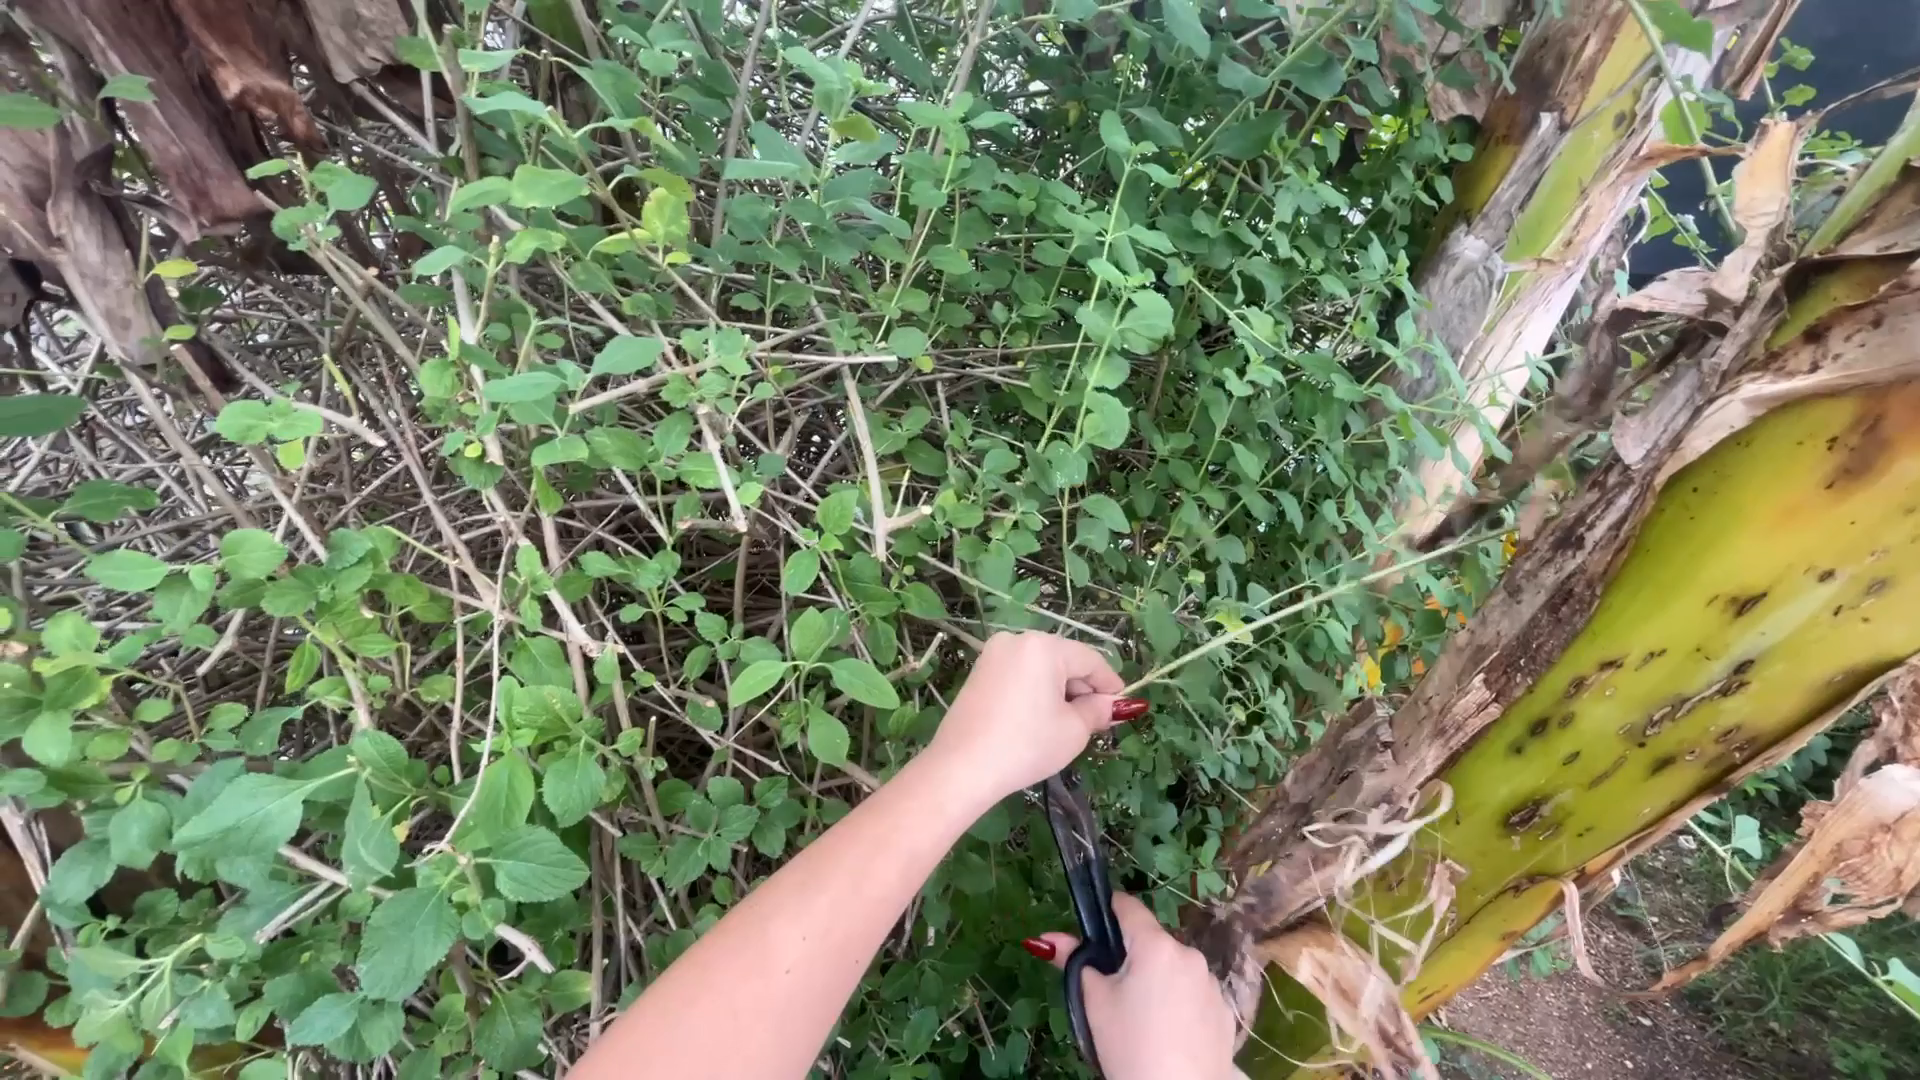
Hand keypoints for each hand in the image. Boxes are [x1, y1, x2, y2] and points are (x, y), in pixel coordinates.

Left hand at [925, 631, 1139, 800]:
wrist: (963, 766)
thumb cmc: (1026, 745)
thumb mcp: (1073, 730)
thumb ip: (1097, 710)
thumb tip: (1110, 704)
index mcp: (1043, 646)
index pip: (1089, 659)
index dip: (1110, 683)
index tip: (1123, 704)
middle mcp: (1017, 640)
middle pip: (1064, 659)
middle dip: (1082, 687)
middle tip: (1097, 719)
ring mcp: (994, 654)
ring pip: (1041, 667)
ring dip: (1059, 690)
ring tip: (1068, 723)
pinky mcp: (979, 672)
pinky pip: (1019, 674)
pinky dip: (1035, 690)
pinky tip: (1040, 718)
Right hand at [1028, 894, 1241, 1079]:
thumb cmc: (1129, 1047)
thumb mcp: (1094, 1002)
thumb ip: (1073, 959)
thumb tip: (1044, 938)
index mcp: (1155, 945)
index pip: (1129, 907)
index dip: (1109, 913)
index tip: (1097, 932)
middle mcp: (1189, 955)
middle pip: (1152, 943)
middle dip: (1132, 959)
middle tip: (1115, 993)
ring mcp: (1212, 985)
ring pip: (1175, 970)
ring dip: (1158, 981)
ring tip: (1143, 1020)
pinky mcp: (1226, 1015)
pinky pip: (1195, 996)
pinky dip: (1181, 1005)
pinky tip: (1169, 1036)